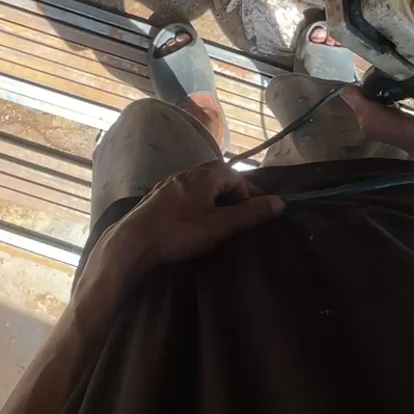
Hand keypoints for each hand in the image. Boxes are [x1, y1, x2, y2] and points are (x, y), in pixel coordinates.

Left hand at [96, 161, 284, 279]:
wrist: (134, 241)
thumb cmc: (179, 231)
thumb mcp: (219, 225)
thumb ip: (249, 214)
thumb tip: (279, 202)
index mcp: (205, 174)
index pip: (237, 177)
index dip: (251, 193)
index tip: (261, 210)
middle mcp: (187, 172)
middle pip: (218, 175)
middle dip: (233, 191)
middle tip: (243, 211)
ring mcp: (169, 183)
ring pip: (200, 183)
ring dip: (215, 195)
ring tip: (223, 216)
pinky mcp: (158, 197)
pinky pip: (186, 192)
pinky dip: (199, 201)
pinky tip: (196, 218)